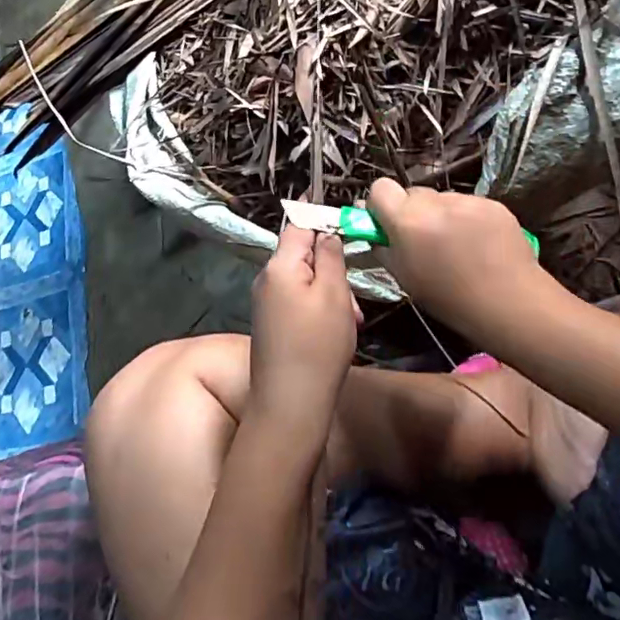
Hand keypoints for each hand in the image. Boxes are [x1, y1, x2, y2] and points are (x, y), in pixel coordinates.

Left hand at [247, 225, 360, 433]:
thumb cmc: (317, 344)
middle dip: (332, 269)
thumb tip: (326, 232)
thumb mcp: (334, 294)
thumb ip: (330, 256)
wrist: (290, 403)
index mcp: (279, 266)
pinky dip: (320, 309)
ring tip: (350, 322)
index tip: (343, 217)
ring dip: (331, 293)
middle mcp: (266, 279)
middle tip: (353, 299)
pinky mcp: (271, 324)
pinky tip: (336, 333)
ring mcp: (266, 303)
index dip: (319, 216)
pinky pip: (298, 302)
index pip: (298, 224)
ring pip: (304, 282)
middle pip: (303, 255)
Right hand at [367, 178, 549, 336]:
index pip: (380, 187)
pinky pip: (468, 204)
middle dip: (412, 211)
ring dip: (441, 215)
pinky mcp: (492, 203)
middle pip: (412, 193)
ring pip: (441, 199)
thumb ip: (384, 247)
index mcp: (407, 220)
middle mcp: (435, 202)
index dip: (381, 204)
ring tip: (456, 246)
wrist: (511, 304)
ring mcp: (466, 200)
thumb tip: (374, 228)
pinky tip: (479, 244)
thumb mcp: (404, 277)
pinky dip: (466, 219)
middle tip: (423, 240)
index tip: (387, 224)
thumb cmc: (449, 299)